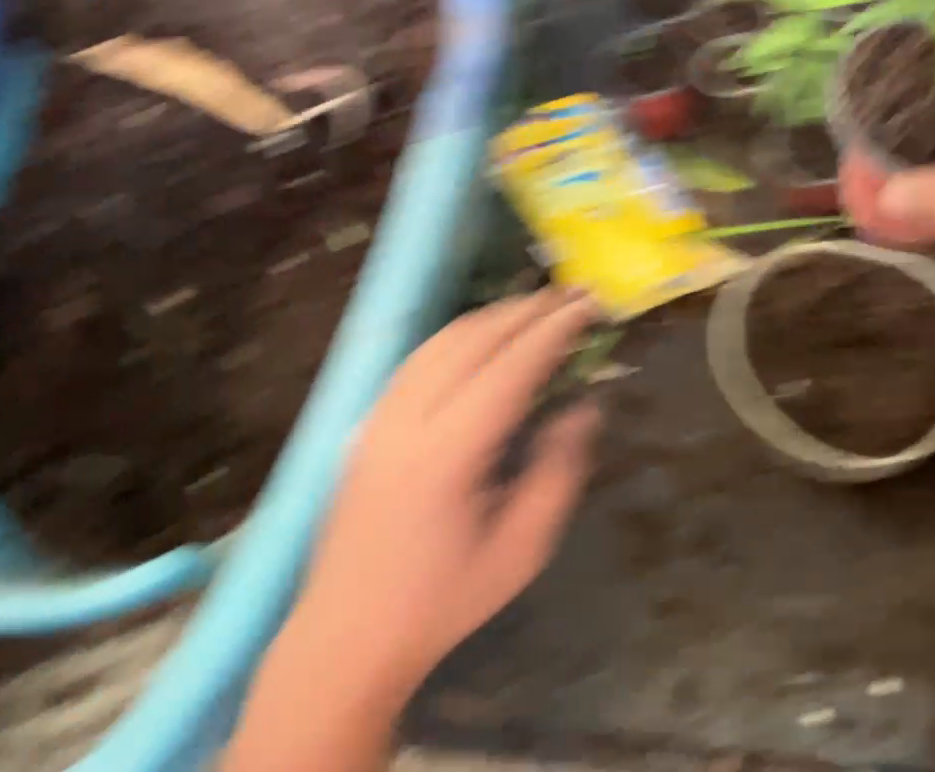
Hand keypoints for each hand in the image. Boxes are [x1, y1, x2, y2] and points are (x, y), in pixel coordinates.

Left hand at [296, 288, 599, 686]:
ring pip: (438, 341)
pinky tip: (483, 340)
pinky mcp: (364, 426)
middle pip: (471, 339)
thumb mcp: (522, 548)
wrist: (347, 636)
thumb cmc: (445, 601)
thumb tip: (583, 407)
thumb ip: (558, 471)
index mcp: (446, 454)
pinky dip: (458, 336)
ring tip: (536, 310)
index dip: (552, 331)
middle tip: (571, 297)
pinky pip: (416, 360)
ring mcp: (376, 419)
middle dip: (525, 311)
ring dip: (491, 317)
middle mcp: (405, 422)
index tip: (587, 305)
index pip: (509, 368)